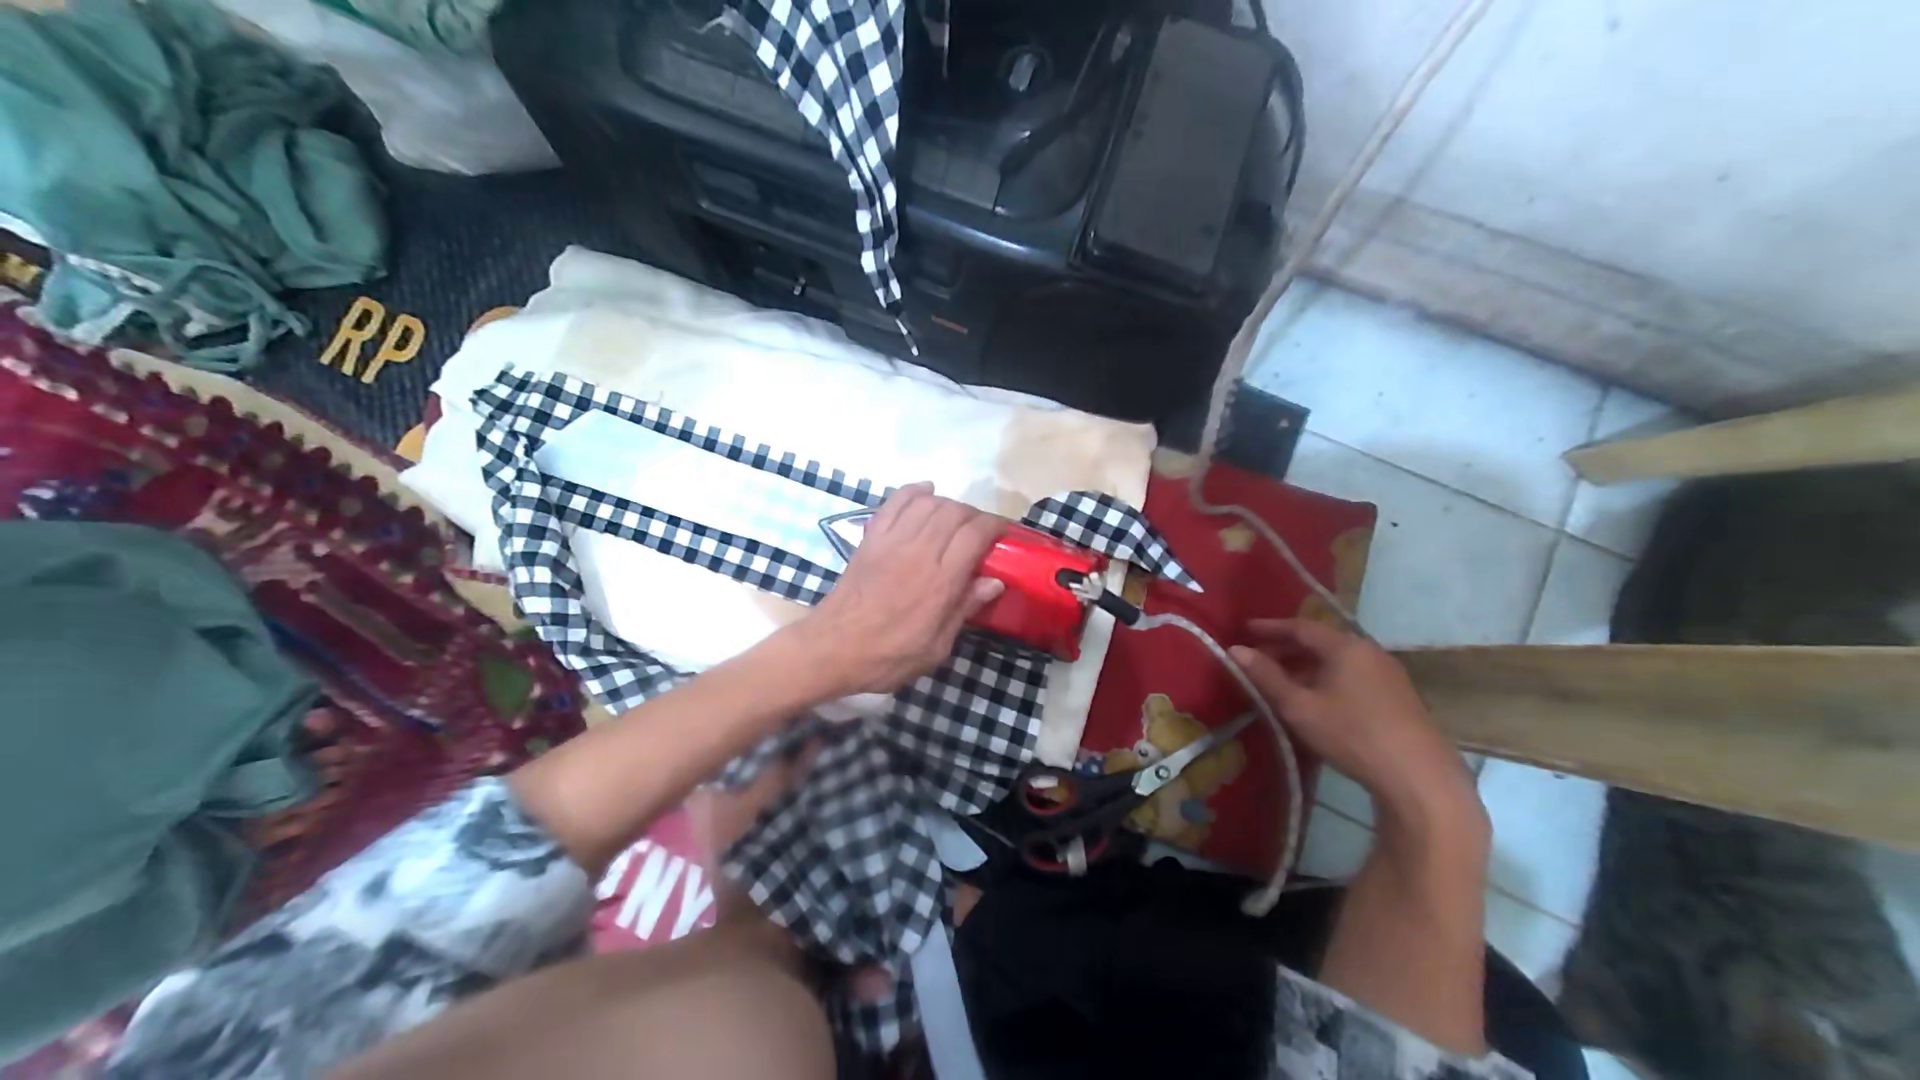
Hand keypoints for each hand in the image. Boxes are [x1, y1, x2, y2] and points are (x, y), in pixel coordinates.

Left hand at [790, 483, 1005, 696]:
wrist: (832, 648)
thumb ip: (964, 610)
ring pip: (927, 503)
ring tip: (955, 519)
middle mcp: (918, 552)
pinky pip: (894, 502)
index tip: (1004, 532)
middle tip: (980, 530)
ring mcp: (891, 541)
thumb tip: (993, 582)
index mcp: (940, 581)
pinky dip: (913, 491)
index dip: (994, 526)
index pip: (974, 534)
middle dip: (974, 515)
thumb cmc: (888, 656)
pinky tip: (926, 492)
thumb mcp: (936, 647)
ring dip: (947, 504)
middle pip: (954, 512)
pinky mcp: (870, 538)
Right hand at [1230, 619, 1479, 828]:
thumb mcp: (1299, 706)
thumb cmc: (1351, 734)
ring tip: (1281, 680)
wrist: (1419, 776)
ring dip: (1306, 665)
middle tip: (1258, 658)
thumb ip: (1266, 676)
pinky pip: (1352, 674)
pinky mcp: (1397, 696)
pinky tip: (1316, 698)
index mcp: (1345, 647)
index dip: (1270, 627)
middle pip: (1320, 642)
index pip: (1300, 627)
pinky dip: (1326, 677)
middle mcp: (1368, 651)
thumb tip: (1236, 650)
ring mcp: (1387, 673)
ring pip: (1336, 660)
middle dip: (1286, 648)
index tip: (1245, 629)